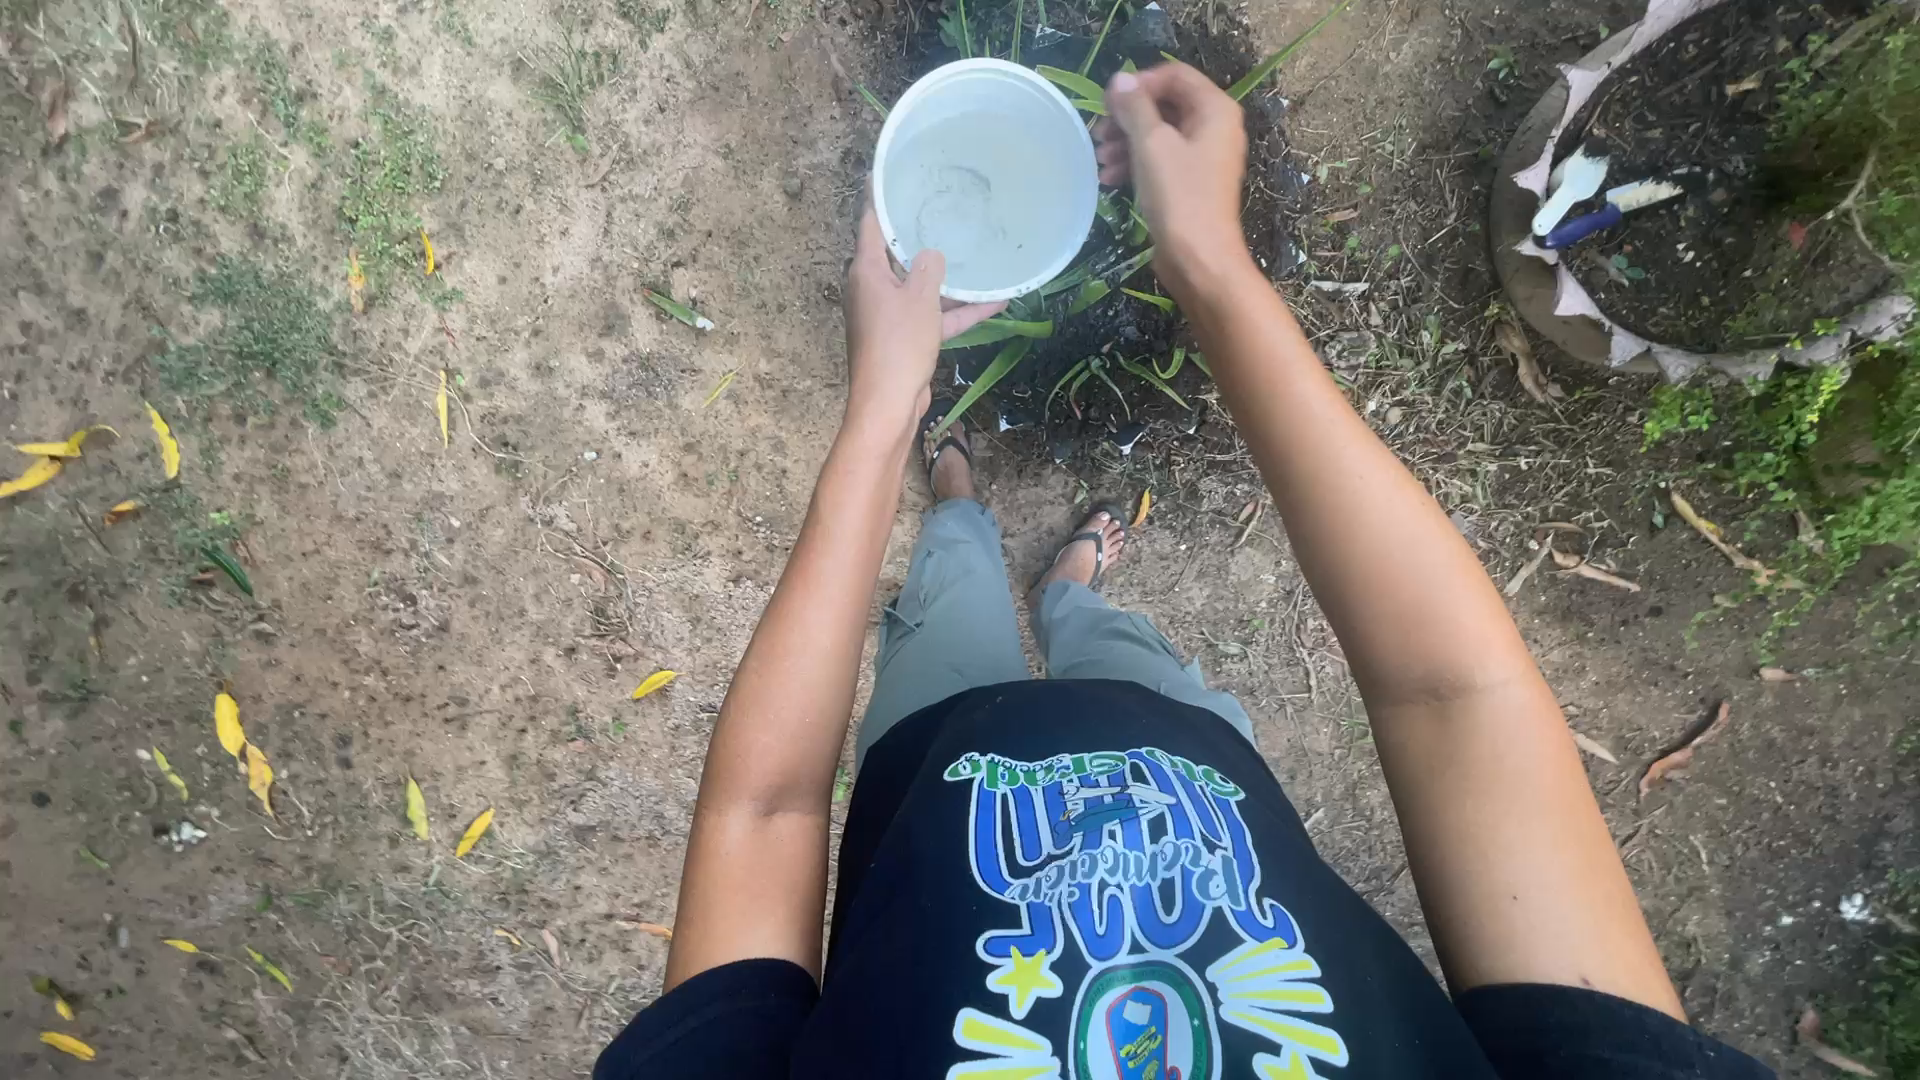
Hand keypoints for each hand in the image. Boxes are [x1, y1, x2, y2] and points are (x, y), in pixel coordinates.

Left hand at [844, 202, 1005, 420]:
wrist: (889, 404)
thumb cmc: (898, 345)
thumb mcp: (919, 299)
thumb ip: (929, 269)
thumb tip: (932, 255)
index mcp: (866, 271)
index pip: (872, 223)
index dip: (882, 196)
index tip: (892, 172)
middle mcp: (873, 290)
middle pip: (899, 255)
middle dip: (923, 236)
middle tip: (947, 208)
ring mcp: (889, 317)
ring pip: (920, 289)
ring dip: (950, 280)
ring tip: (980, 256)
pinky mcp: (905, 340)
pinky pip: (933, 317)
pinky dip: (958, 313)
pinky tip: (995, 303)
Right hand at [1095, 64, 1253, 295]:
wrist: (1199, 259)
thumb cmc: (1180, 198)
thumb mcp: (1152, 145)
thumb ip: (1134, 108)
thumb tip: (1118, 79)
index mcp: (1214, 109)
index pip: (1174, 76)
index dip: (1138, 84)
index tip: (1107, 104)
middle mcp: (1213, 128)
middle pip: (1164, 106)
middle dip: (1128, 119)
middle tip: (1097, 135)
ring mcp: (1202, 159)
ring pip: (1159, 137)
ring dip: (1126, 144)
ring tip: (1100, 162)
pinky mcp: (1189, 186)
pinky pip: (1160, 163)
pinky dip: (1135, 166)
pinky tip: (1109, 179)